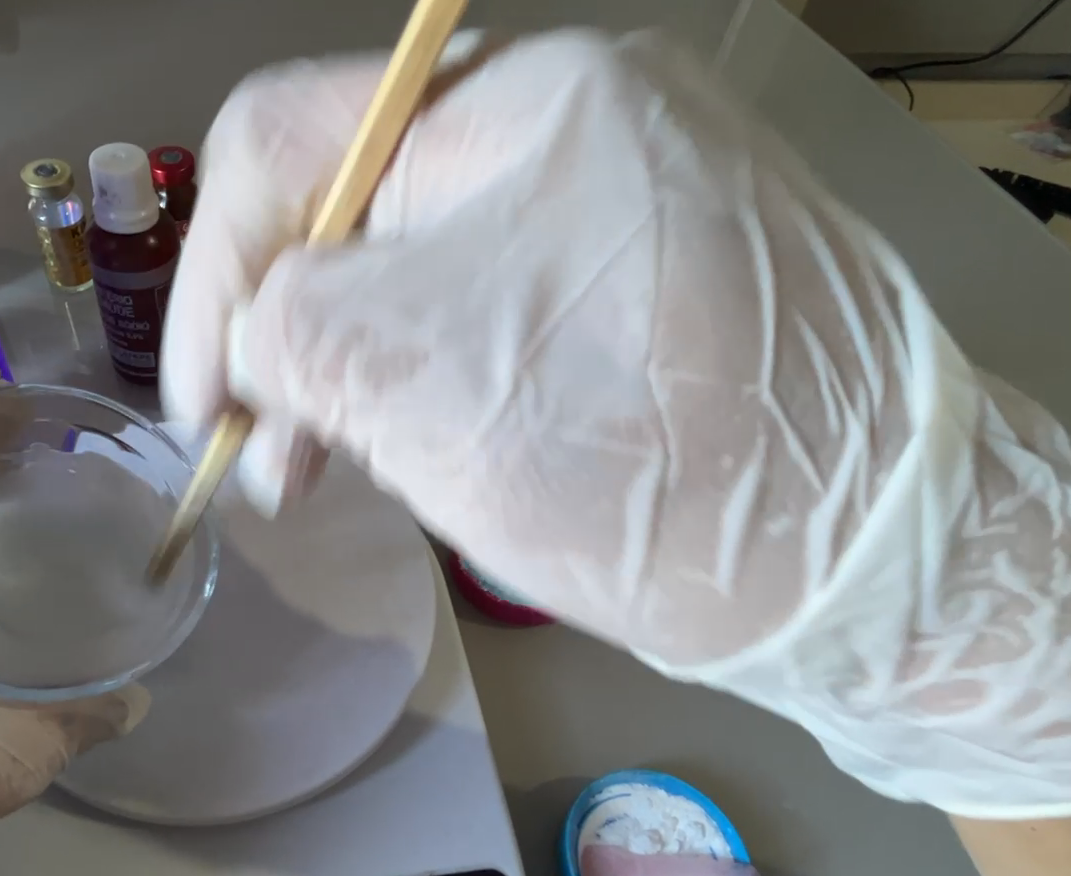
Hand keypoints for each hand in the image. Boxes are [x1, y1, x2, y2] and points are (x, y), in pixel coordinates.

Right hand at [163, 30, 1070, 816]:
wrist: (869, 569)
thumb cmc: (655, 472)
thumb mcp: (436, 393)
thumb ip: (299, 334)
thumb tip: (248, 337)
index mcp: (521, 111)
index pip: (289, 144)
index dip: (214, 276)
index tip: (201, 408)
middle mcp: (560, 133)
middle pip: (346, 216)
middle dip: (282, 342)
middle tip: (265, 464)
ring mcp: (593, 214)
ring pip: (401, 279)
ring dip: (343, 376)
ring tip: (321, 475)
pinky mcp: (611, 294)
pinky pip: (464, 319)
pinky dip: (410, 386)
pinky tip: (404, 451)